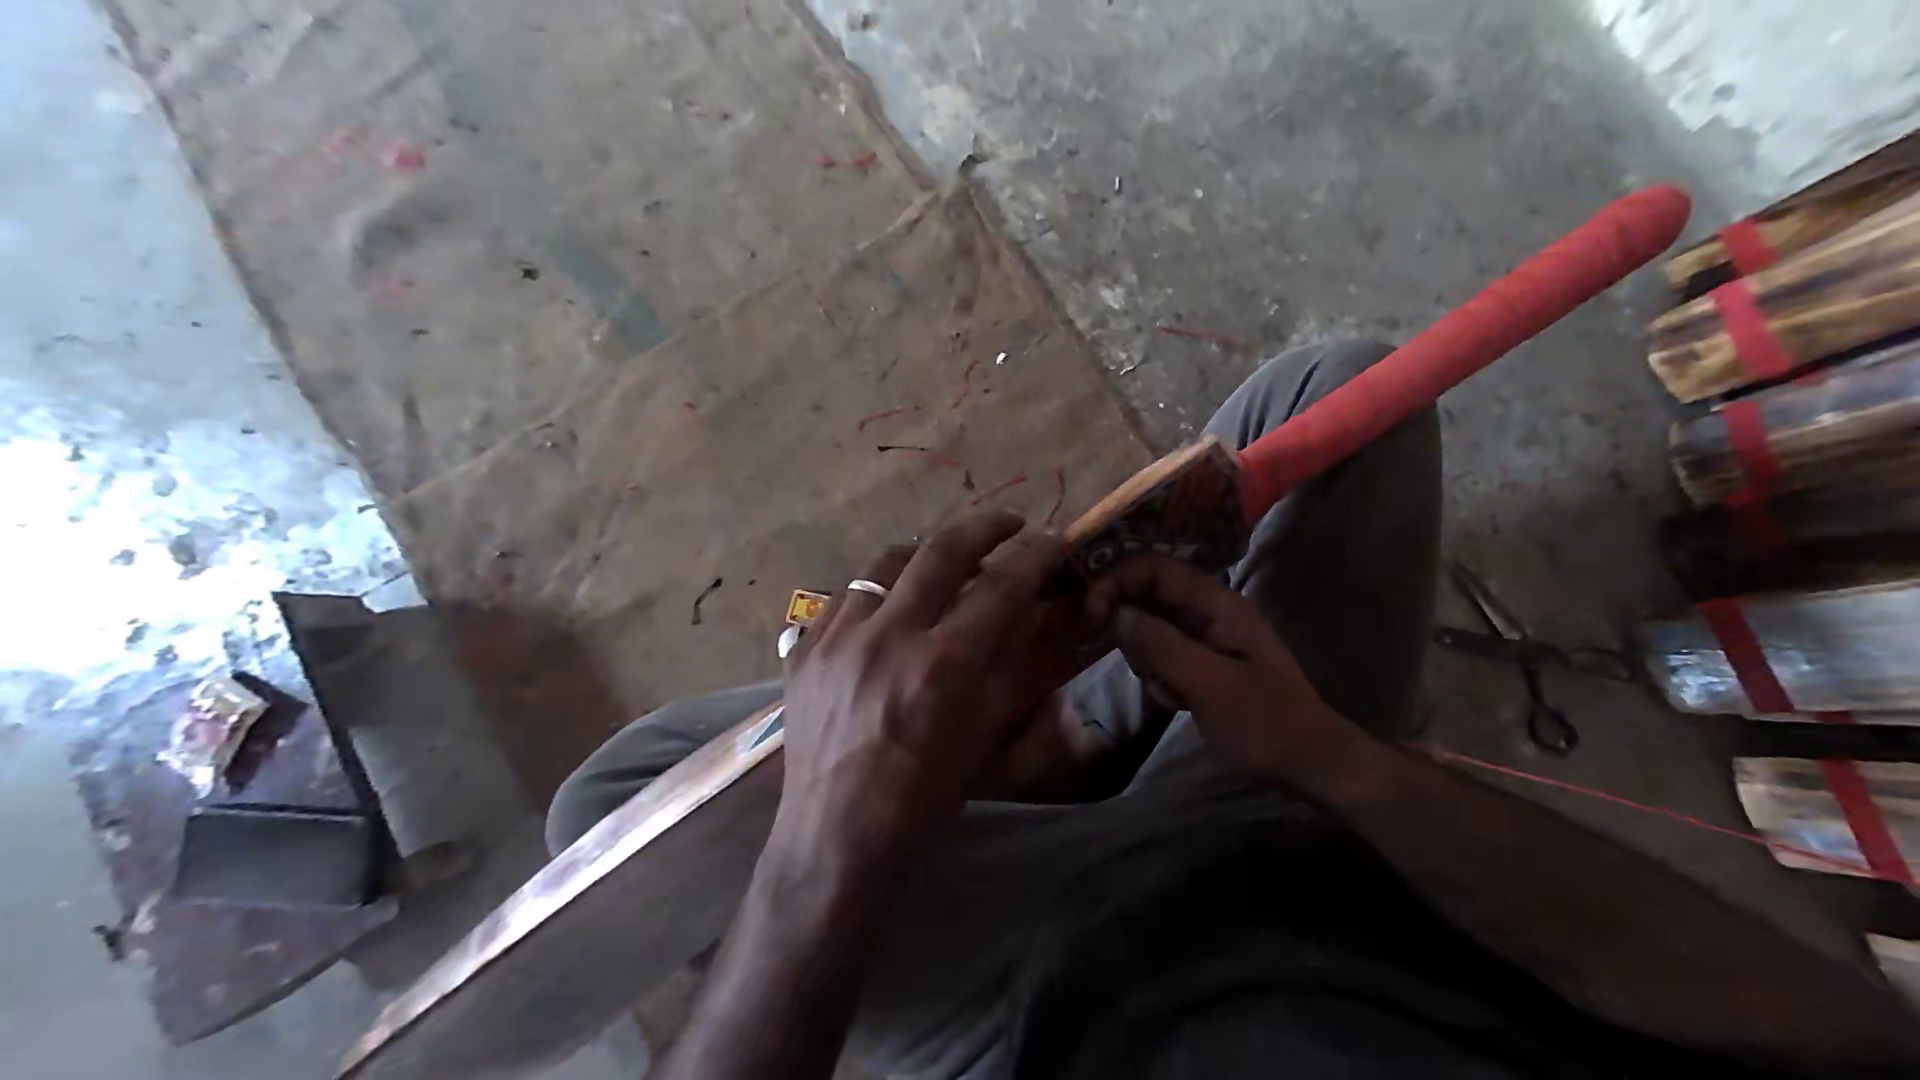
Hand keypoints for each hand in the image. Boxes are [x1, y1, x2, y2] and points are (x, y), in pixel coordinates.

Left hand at [776, 511, 1069, 873]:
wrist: (834, 838)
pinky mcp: (803, 648)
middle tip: (1008, 523)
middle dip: (984, 526)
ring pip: (887, 563)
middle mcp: (886, 639)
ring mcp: (836, 639)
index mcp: (941, 669)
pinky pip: (848, 597)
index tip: (1052, 539)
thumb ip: (1010, 662)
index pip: (1000, 586)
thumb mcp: (984, 734)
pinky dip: (880, 592)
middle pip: (941, 550)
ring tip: (947, 562)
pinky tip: (892, 607)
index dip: (1034, 555)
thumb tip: (1032, 609)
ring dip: (927, 554)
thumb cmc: (922, 799)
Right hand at [1087, 553, 1367, 790]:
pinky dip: (1156, 675)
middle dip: (1129, 624)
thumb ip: (1160, 644)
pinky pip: (1158, 654)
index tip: (1090, 609)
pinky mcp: (1197, 663)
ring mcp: (1202, 637)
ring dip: (1144, 656)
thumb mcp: (1210, 684)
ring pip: (1147, 627)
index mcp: (1217, 603)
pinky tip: (1176, 701)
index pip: (1156, 567)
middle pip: (1146, 594)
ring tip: (1169, 690)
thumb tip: (1114, 611)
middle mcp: (1206, 612)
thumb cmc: (1265, 723)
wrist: (1310, 767)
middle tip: (1135, 661)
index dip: (1118, 578)